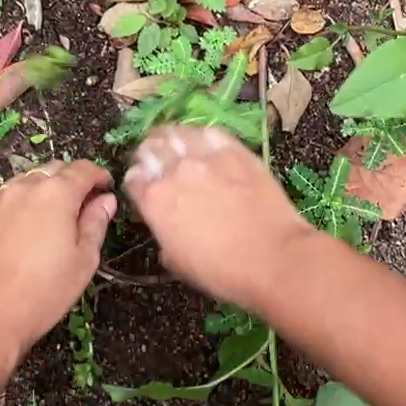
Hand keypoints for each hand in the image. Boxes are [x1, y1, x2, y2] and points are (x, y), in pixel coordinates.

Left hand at [0, 160, 116, 358]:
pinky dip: (23, 203)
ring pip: (28, 180)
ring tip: (54, 217)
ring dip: (46, 188)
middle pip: (55, 169)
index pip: (83, 169)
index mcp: (56, 192)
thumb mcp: (83, 261)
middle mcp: (25, 187)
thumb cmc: (42, 292)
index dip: (99, 176)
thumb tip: (105, 200)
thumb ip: (96, 224)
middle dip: (73, 179)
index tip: (107, 188)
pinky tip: (25, 229)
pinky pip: (7, 198)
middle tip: (84, 205)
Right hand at [121, 125, 312, 306]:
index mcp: (154, 200)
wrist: (272, 258)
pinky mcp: (235, 150)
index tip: (141, 184)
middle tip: (154, 159)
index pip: (132, 178)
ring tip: (174, 143)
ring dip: (170, 138)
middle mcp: (174, 170)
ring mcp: (205, 156)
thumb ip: (163, 234)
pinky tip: (203, 141)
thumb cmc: (222, 272)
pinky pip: (209, 133)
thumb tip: (166, 224)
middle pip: (151, 148)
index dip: (136, 181)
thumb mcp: (177, 262)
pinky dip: (201, 136)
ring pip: (177, 133)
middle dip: (149, 154)